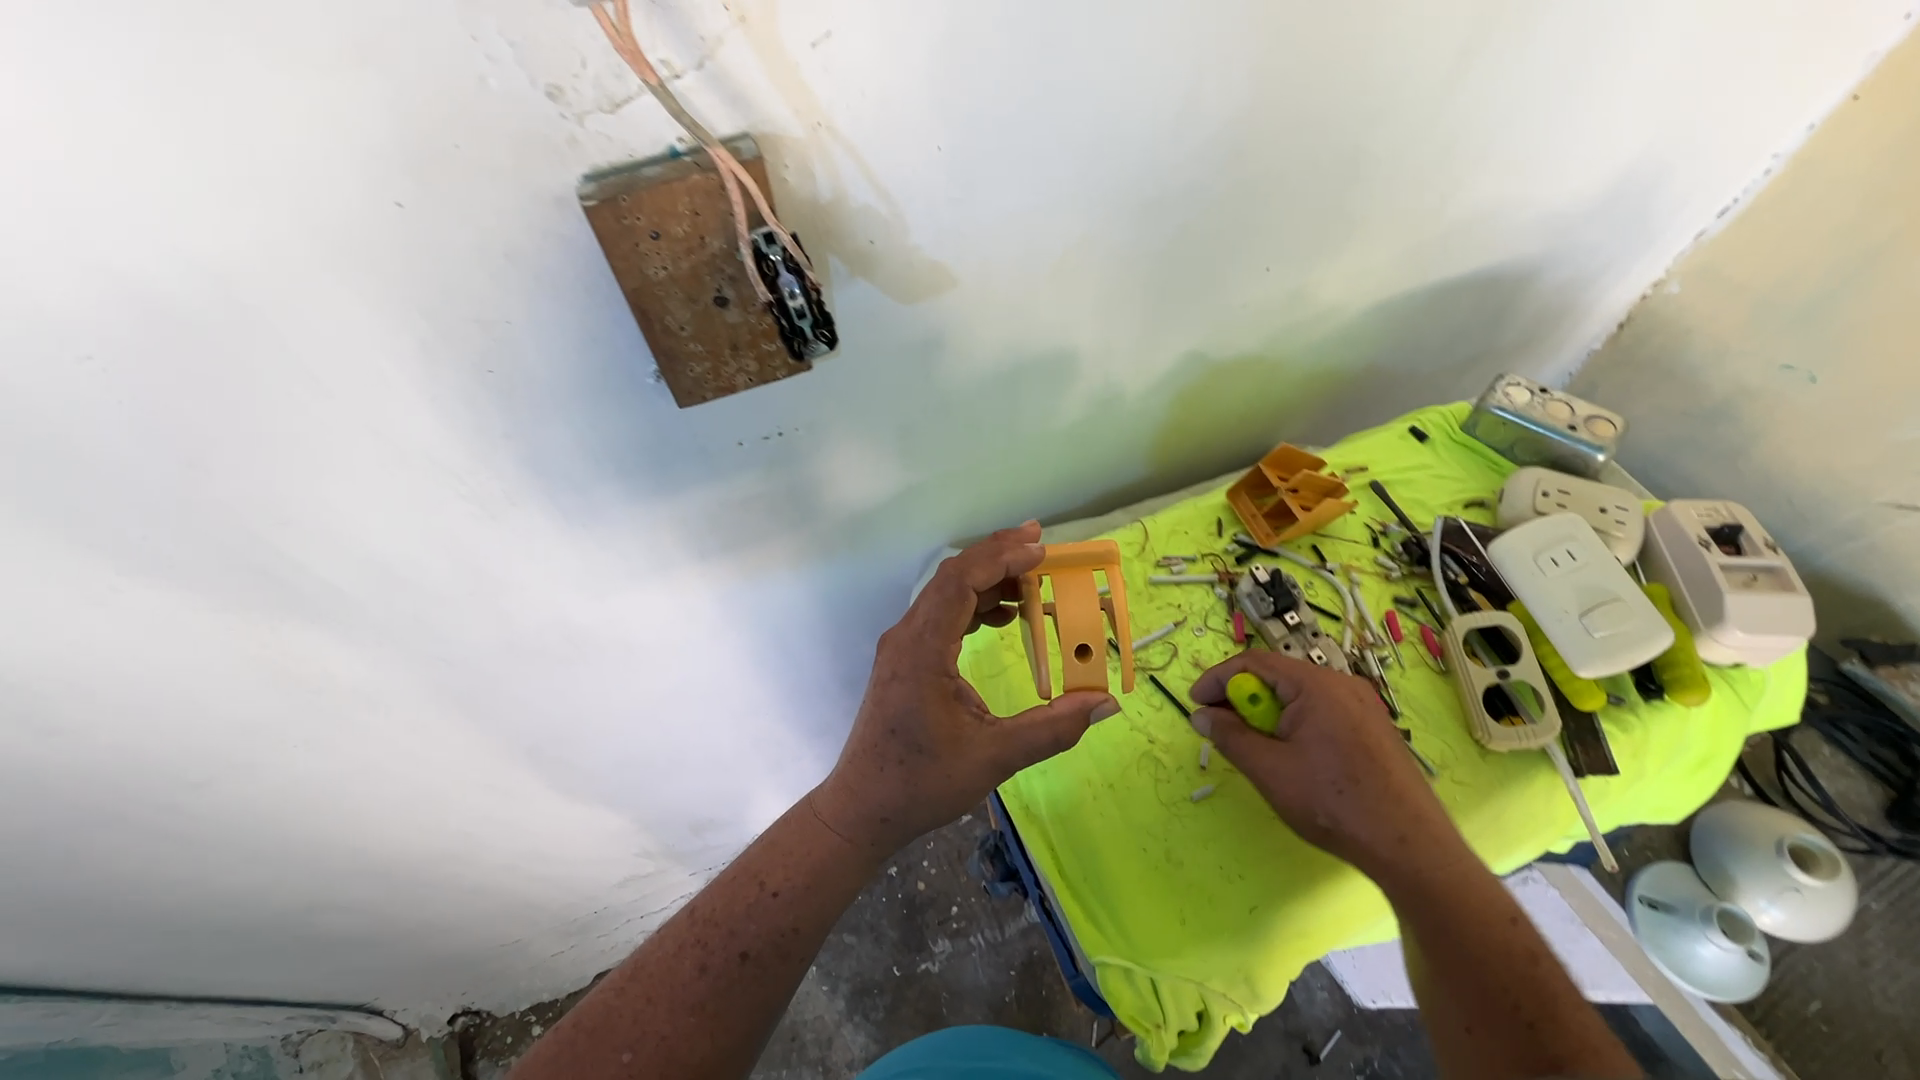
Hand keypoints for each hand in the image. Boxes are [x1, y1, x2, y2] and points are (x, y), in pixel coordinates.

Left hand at [810, 522, 1120, 855]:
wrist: (863, 808)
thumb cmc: (921, 783)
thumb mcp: (993, 758)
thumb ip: (1051, 729)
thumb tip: (1104, 704)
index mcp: (922, 650)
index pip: (960, 581)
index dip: (1001, 558)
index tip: (1041, 549)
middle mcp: (906, 638)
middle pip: (952, 578)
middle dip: (997, 557)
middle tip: (1042, 545)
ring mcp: (901, 648)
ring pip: (946, 595)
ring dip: (987, 581)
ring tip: (1032, 580)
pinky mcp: (904, 661)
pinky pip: (941, 617)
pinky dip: (974, 606)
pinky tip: (1003, 617)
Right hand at [1188, 652, 1465, 880]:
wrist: (1409, 846)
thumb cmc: (1332, 803)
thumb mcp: (1268, 770)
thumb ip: (1230, 736)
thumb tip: (1203, 716)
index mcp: (1316, 685)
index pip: (1253, 663)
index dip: (1218, 680)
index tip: (1196, 705)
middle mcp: (1342, 685)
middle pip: (1278, 676)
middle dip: (1242, 699)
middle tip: (1221, 730)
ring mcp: (1363, 706)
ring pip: (1300, 696)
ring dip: (1268, 714)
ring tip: (1253, 748)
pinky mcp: (1373, 729)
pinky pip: (1322, 712)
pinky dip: (1294, 725)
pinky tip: (1290, 758)